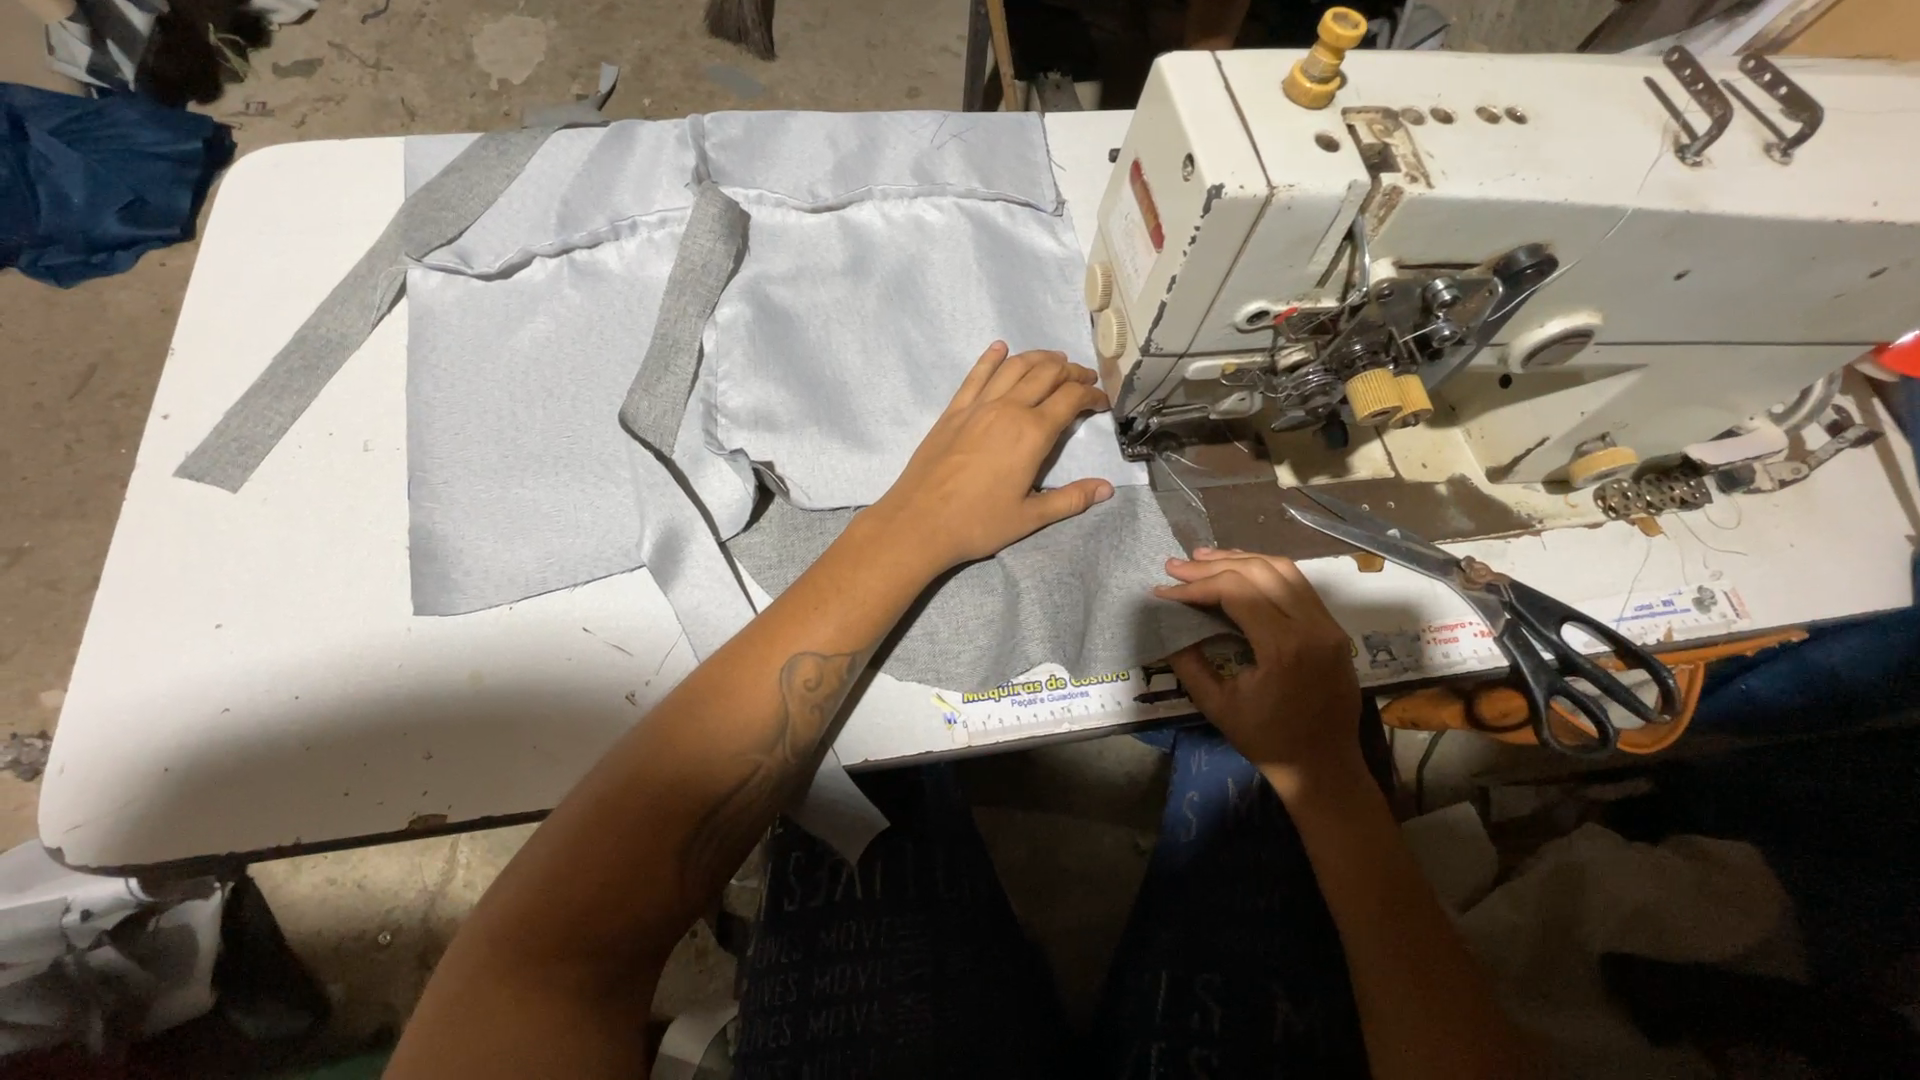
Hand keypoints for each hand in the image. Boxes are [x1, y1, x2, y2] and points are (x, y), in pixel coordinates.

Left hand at [868, 342, 1115, 572]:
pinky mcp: (953, 411)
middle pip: (1046, 374)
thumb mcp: (1030, 517)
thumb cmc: (977, 523)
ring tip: (1055, 360)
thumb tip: (1107, 489)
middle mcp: (1008, 409)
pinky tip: (999, 348)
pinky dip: (991, 358)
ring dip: (1039, 358)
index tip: (1102, 401)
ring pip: (1014, 367)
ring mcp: (977, 406)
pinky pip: (976, 375)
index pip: (1071, 398)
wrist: (919, 522)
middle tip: (1084, 377)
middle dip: (1071, 371)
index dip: (1092, 395)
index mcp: (1032, 433)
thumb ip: (1071, 499)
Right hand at [1155, 548, 1365, 795]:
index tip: (1164, 591)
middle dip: (1212, 565)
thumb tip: (1166, 626)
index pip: (1235, 591)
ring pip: (1283, 569)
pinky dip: (1264, 571)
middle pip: (1258, 571)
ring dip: (1240, 559)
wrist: (1324, 766)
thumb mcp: (1217, 705)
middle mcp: (1312, 626)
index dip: (1195, 585)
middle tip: (1175, 566)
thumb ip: (1189, 662)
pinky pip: (1299, 584)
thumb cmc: (1267, 740)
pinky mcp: (1333, 628)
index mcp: (1284, 647)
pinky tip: (1238, 572)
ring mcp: (1328, 625)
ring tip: (1203, 558)